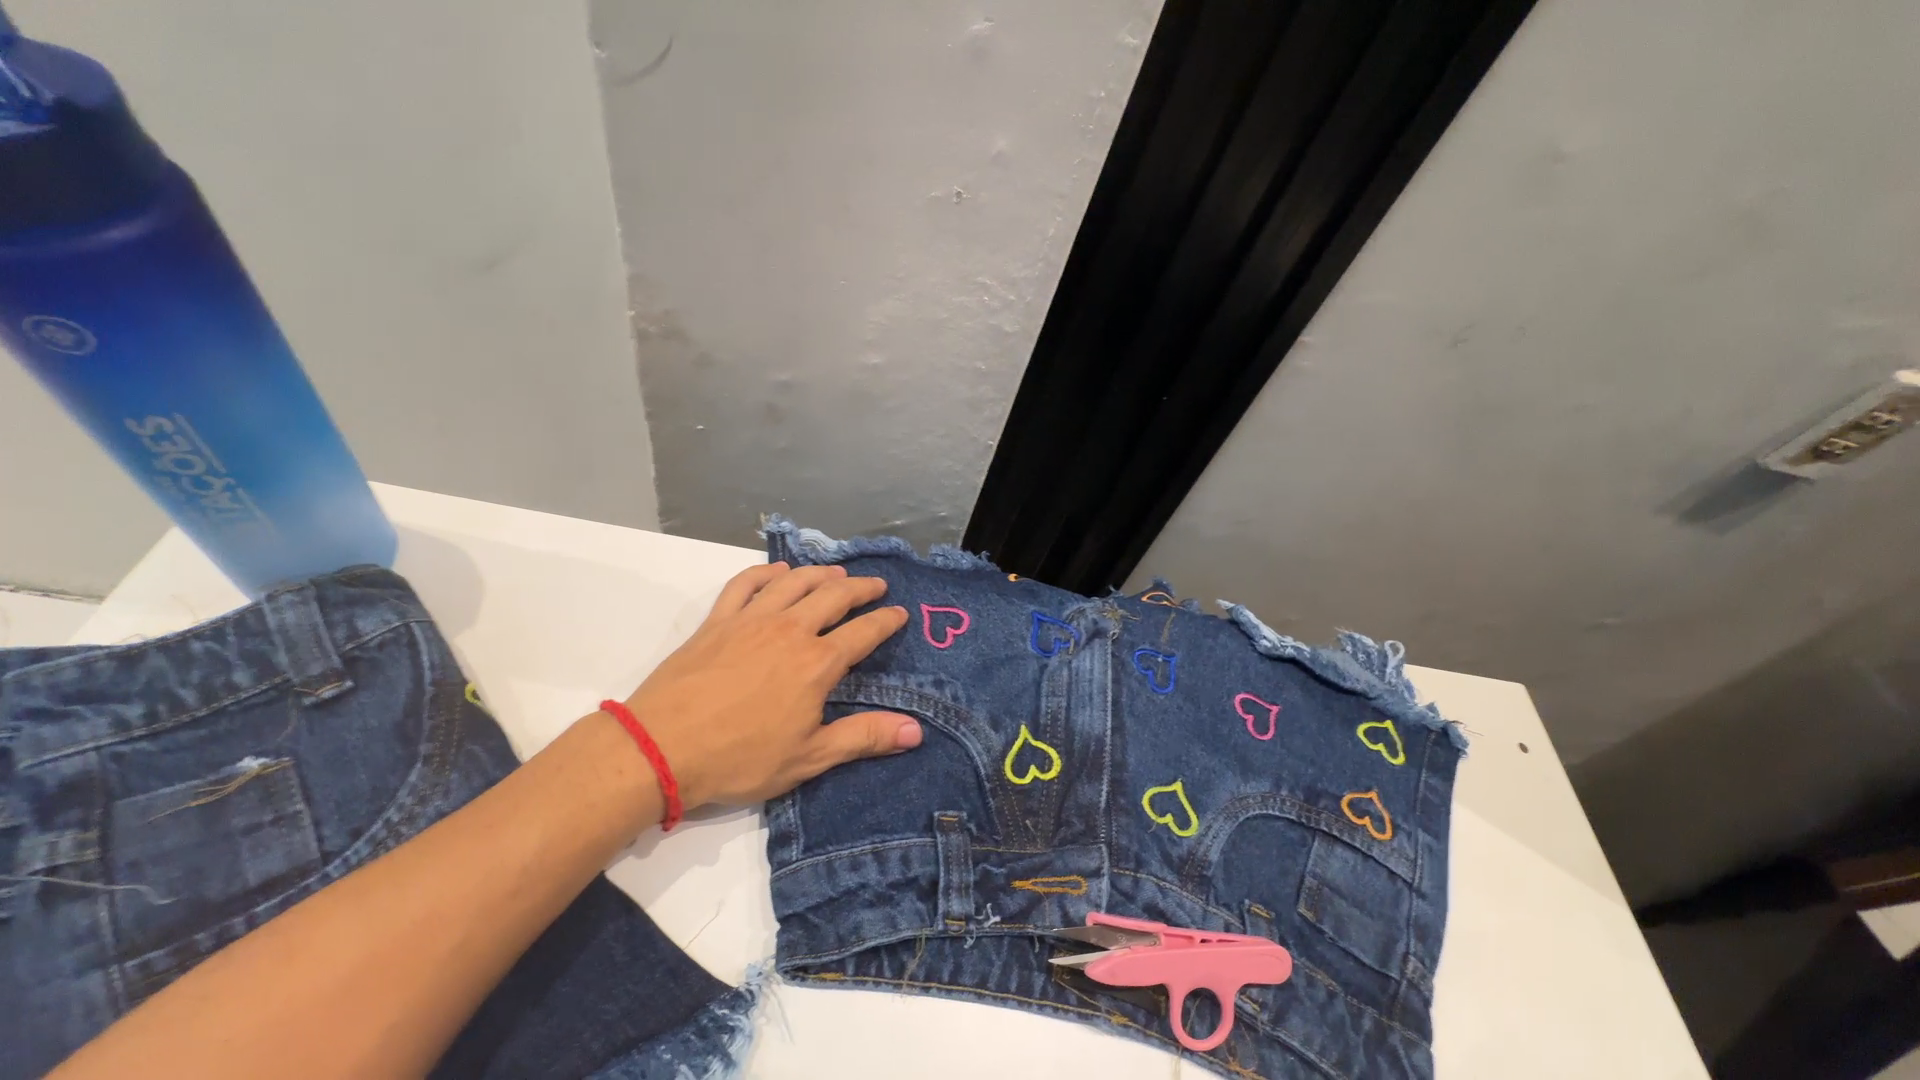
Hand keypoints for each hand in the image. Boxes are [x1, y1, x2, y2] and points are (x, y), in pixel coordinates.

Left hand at [616, 561, 918, 809]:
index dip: (886, 621)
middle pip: (833, 596)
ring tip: (835, 572)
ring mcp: (750, 620)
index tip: (901, 613)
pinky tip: (776, 572)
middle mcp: (789, 630)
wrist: (662, 747)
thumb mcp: (809, 757)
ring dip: (819, 573)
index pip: (864, 632)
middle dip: (860, 588)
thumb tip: (916, 730)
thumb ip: (864, 737)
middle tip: (876, 585)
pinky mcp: (717, 621)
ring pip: (793, 582)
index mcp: (817, 663)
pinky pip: (745, 584)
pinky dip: (766, 573)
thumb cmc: (740, 758)